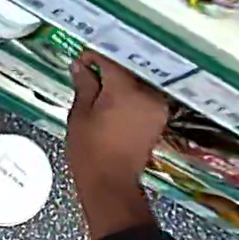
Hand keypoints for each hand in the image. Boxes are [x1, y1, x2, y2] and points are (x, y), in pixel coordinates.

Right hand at [66, 52, 168, 239]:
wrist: (111, 183)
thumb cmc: (90, 151)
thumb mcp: (79, 115)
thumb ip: (84, 86)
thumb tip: (80, 65)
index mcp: (124, 88)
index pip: (110, 59)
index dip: (94, 56)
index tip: (81, 60)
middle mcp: (147, 93)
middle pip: (128, 68)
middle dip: (109, 67)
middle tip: (89, 71)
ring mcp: (157, 106)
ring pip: (138, 82)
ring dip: (121, 81)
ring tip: (101, 87)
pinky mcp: (159, 118)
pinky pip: (144, 96)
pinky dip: (131, 95)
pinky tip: (114, 102)